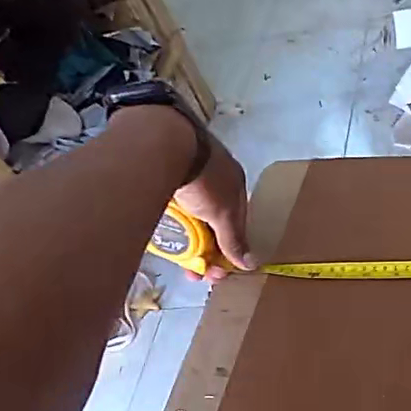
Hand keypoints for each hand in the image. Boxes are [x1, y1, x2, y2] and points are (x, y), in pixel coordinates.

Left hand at [171, 132, 251, 281]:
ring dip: (186, 236)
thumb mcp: (222, 214)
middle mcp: (213, 175)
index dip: (229, 248)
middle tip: (194, 270)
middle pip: (212, 220)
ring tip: (176, 257)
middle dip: (205, 247)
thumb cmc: (202, 179)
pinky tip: (161, 228)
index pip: (237, 223)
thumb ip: (234, 240)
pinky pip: (168, 200)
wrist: (160, 141)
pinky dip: (168, 216)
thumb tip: (251, 265)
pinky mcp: (159, 166)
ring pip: (189, 212)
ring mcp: (185, 169)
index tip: (217, 269)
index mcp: (234, 183)